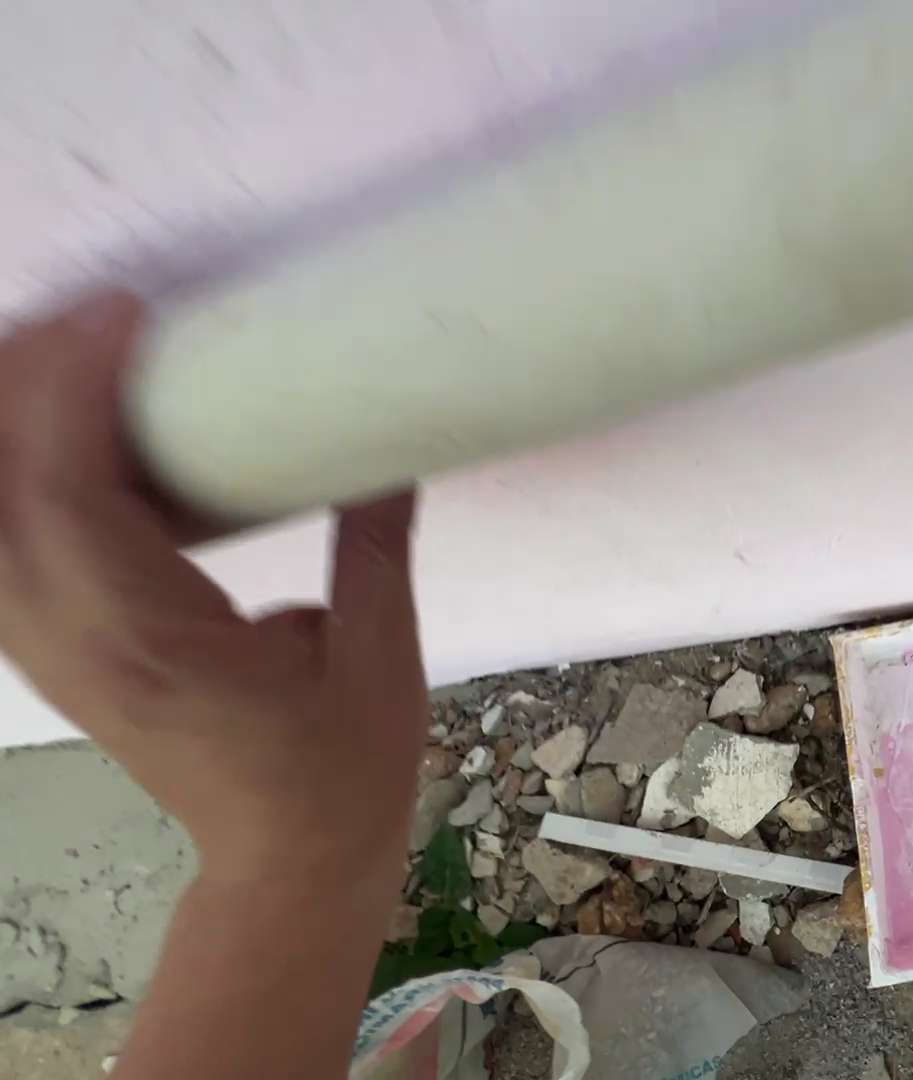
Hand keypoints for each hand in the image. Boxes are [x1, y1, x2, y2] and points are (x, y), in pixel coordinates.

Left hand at [0, 290, 428, 887]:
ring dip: (6, 418)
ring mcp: (39, 643)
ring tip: (78, 352)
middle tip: (101, 315)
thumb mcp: (382, 652)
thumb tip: (387, 461)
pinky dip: (16, 466)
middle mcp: (63, 636)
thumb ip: (371, 550)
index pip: (64, 495)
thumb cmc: (346, 757)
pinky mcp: (51, 641)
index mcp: (152, 638)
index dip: (70, 393)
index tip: (126, 317)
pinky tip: (71, 431)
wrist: (290, 845)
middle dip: (16, 380)